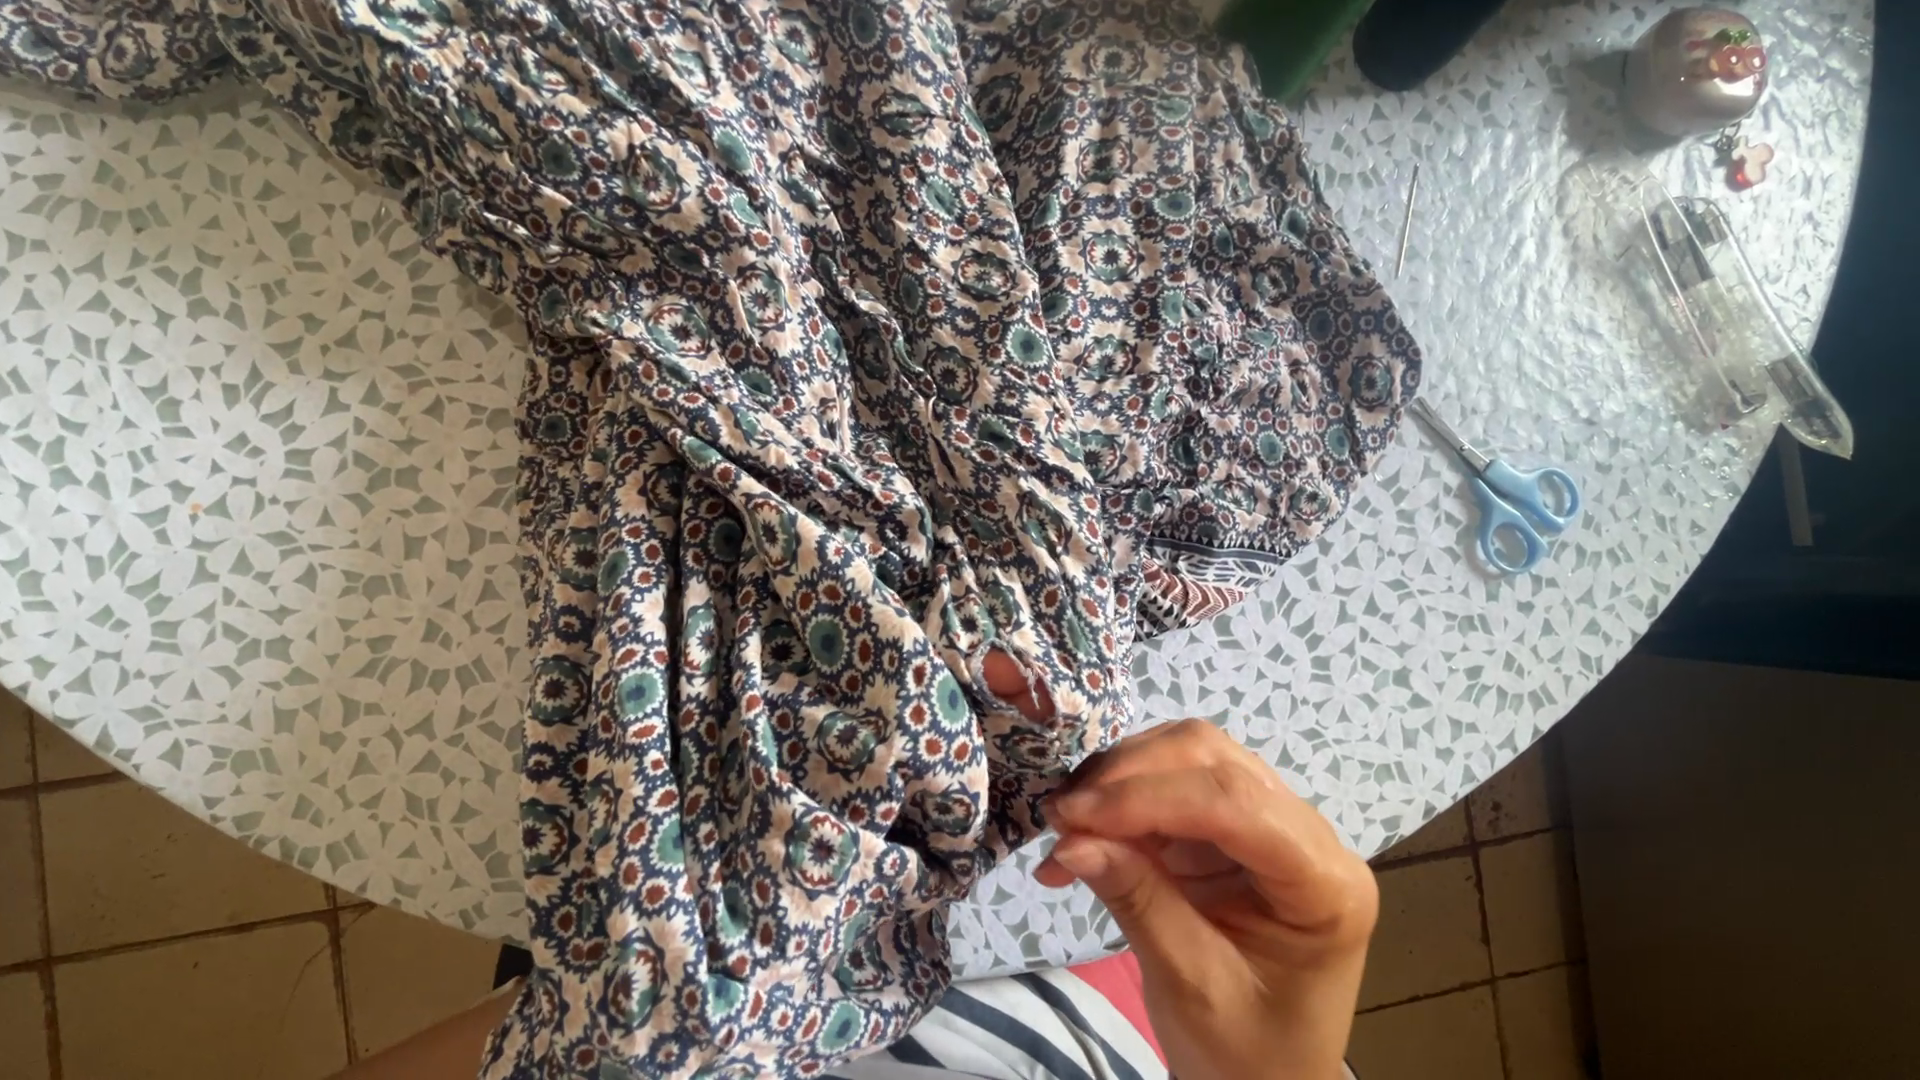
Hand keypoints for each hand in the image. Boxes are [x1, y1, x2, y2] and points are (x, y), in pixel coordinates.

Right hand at [1036, 719, 1377, 1079]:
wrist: (1265, 1078)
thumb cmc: (1246, 1051)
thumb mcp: (1192, 986)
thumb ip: (1138, 902)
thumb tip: (1070, 841)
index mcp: (1325, 883)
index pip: (1235, 804)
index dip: (1148, 798)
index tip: (1072, 816)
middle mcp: (1307, 833)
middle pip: (1212, 759)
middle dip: (1128, 776)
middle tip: (1061, 816)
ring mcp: (1269, 819)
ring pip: (1189, 753)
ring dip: (1120, 776)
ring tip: (1067, 822)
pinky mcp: (1231, 823)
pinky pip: (1172, 779)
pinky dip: (1120, 794)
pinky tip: (1085, 829)